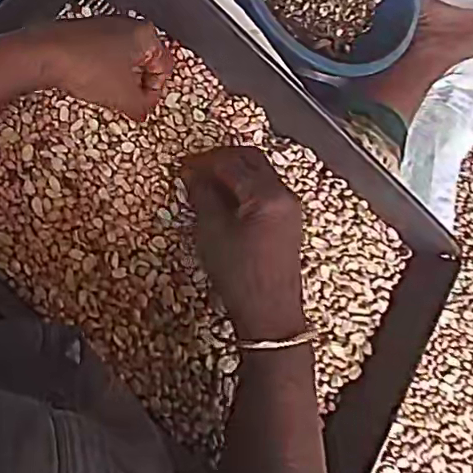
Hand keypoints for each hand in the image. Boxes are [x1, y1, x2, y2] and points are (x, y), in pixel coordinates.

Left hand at [34, 17, 172, 119]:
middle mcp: (127, 25)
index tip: (144, 107)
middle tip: (129, 104)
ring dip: (119, 80)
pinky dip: (101, 72)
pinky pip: (102, 56)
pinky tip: (91, 84)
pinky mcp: (85, 34)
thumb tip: (143, 110)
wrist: (44, 54)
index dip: (155, 93)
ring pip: (123, 60)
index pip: (165, 67)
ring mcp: (105, 27)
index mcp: (145, 35)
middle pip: (144, 62)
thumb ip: (142, 106)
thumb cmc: (84, 65)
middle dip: (137, 86)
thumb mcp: (123, 97)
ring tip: (107, 95)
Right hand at [181, 147, 306, 339]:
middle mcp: (284, 195)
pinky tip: (223, 199)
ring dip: (232, 171)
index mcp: (268, 195)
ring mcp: (289, 208)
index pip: (232, 163)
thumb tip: (192, 174)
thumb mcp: (212, 232)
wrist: (269, 314)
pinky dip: (242, 186)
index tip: (183, 165)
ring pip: (259, 173)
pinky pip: (264, 190)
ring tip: (205, 182)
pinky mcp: (287, 221)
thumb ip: (203, 196)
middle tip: (195, 167)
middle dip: (221, 159)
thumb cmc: (239, 274)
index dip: (204, 161)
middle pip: (251, 160)